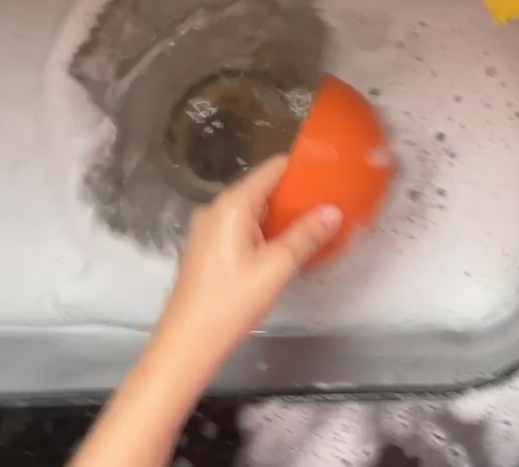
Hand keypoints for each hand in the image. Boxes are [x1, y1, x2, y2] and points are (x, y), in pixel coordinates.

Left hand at [154, 156, 342, 371]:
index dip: (303, 167)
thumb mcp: (277, 267)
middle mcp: (217, 209)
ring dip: (283, 214)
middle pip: (264, 187)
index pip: (274, 168)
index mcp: (233, 205)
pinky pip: (243, 225)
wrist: (184, 350)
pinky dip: (266, 229)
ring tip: (315, 221)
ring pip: (255, 209)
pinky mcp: (208, 248)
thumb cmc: (230, 303)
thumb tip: (334, 211)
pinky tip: (287, 244)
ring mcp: (209, 229)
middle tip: (329, 200)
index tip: (330, 173)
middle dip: (296, 193)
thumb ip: (307, 234)